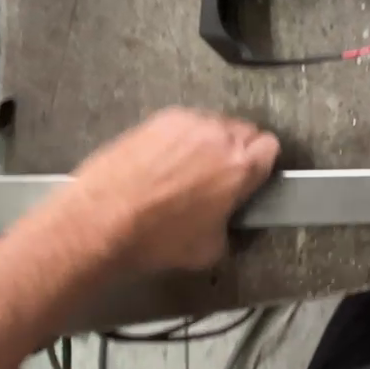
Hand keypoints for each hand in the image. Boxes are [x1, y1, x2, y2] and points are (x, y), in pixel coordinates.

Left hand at [64, 108, 278, 271]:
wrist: (98, 223)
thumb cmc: (154, 238)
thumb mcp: (208, 249)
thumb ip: (232, 225)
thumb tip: (227, 221)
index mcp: (242, 166)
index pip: (271, 147)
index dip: (261, 163)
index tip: (249, 176)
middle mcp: (221, 136)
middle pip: (245, 131)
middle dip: (236, 151)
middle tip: (217, 175)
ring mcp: (189, 123)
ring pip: (214, 125)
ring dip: (208, 142)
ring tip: (184, 169)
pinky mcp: (161, 119)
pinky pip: (183, 124)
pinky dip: (178, 138)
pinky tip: (160, 162)